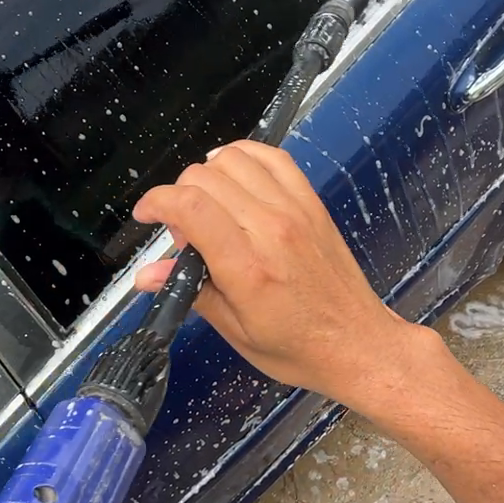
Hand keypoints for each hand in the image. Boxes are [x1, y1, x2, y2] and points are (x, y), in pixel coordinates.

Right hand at [131, 141, 441, 405]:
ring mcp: (294, 209)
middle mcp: (270, 228)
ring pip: (232, 158)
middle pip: (204, 176)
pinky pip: (271, 156)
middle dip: (178, 195)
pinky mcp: (310, 201)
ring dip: (207, 174)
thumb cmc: (295, 347)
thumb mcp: (234, 329)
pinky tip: (234, 180)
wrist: (358, 344)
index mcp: (246, 266)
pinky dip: (243, 157)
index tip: (146, 216)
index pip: (190, 206)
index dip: (156, 201)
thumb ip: (189, 291)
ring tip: (209, 207)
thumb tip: (145, 275)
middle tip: (185, 232)